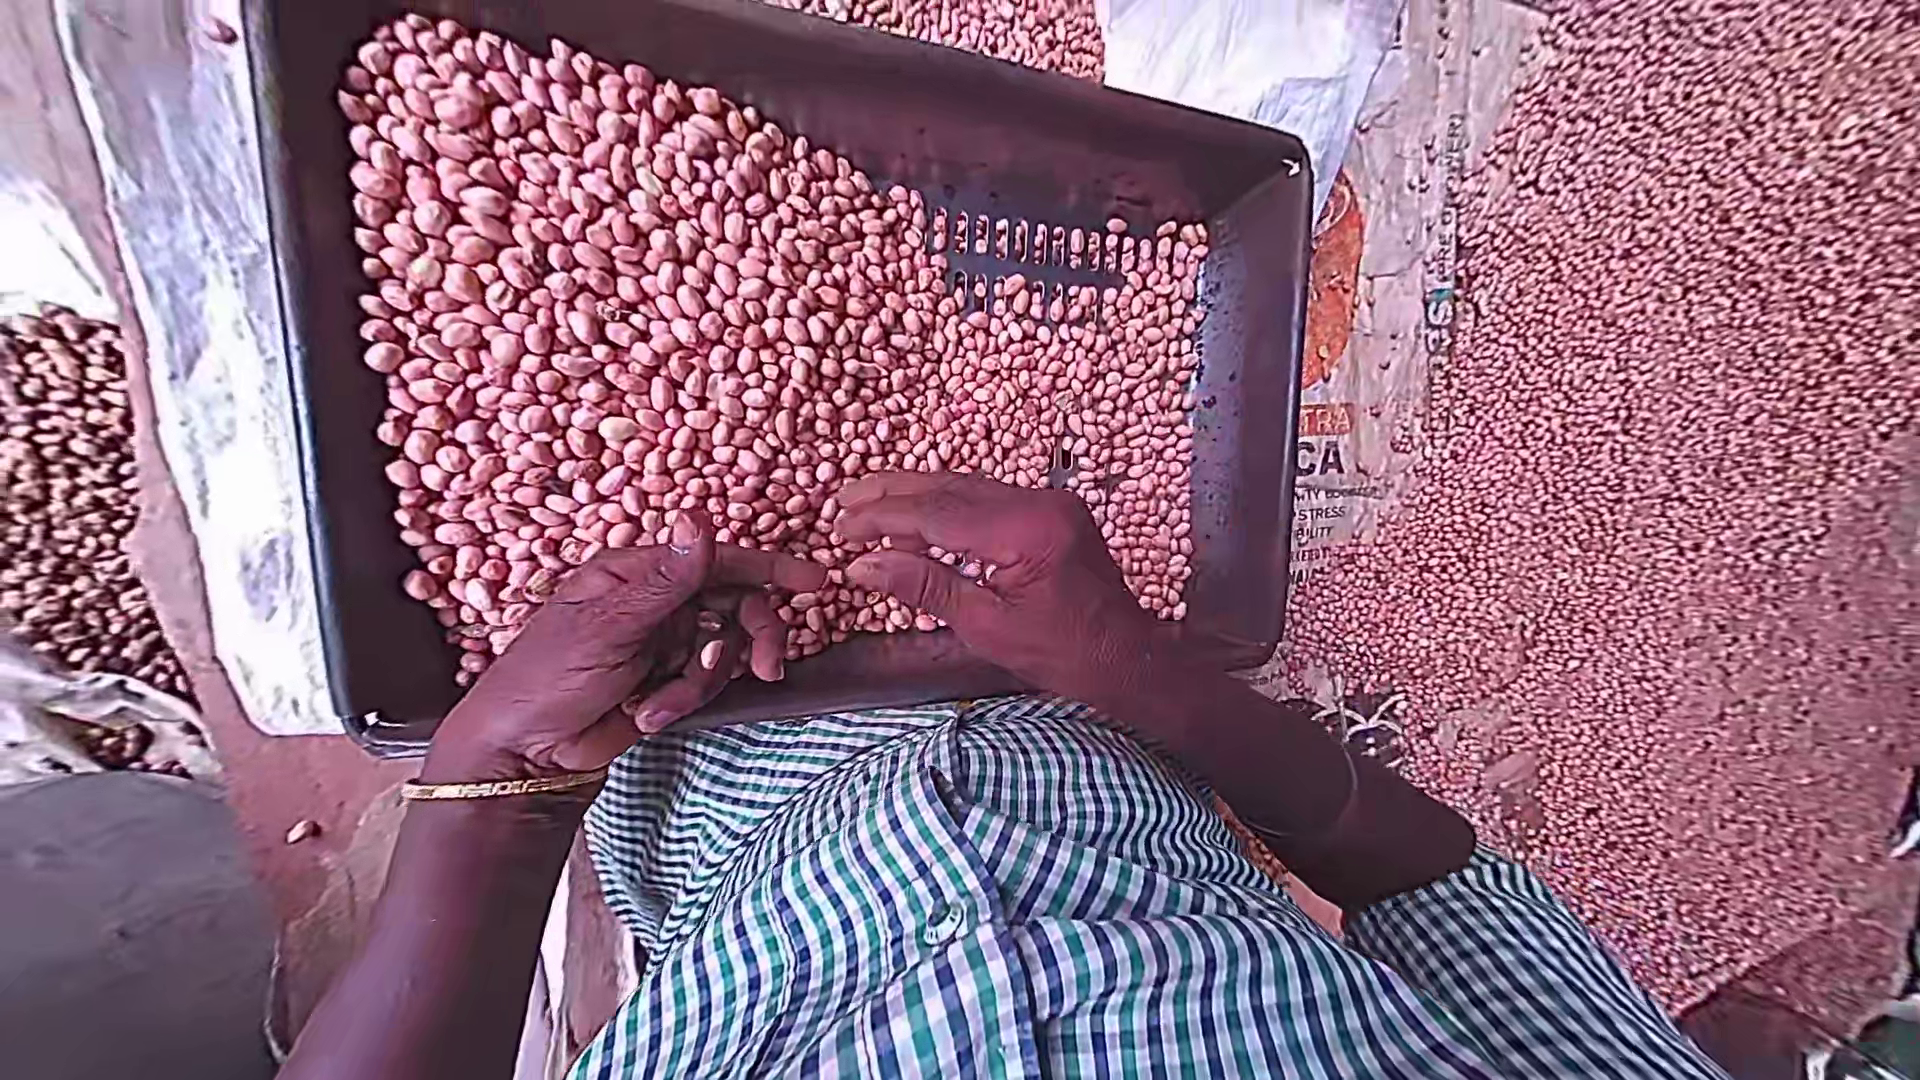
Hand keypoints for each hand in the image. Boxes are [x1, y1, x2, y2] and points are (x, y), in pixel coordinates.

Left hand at [421, 513, 826, 782]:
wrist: (524, 754)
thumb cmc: (546, 679)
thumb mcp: (608, 627)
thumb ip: (666, 580)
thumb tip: (698, 520)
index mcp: (640, 573)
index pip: (718, 559)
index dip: (770, 567)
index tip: (814, 580)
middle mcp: (663, 599)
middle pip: (737, 605)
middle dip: (754, 637)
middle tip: (768, 666)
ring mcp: (670, 637)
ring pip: (727, 647)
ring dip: (703, 680)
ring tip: (662, 703)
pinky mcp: (673, 674)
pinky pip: (709, 679)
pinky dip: (686, 697)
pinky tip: (648, 712)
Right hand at [839, 472, 1159, 703]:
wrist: (1125, 655)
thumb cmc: (1061, 654)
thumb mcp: (986, 627)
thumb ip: (924, 587)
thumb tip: (862, 566)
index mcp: (1028, 530)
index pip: (939, 512)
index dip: (884, 517)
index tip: (843, 526)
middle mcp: (1040, 501)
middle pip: (950, 486)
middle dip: (892, 494)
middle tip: (845, 501)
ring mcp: (1048, 500)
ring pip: (966, 487)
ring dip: (915, 497)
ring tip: (867, 506)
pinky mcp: (1049, 508)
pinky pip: (986, 499)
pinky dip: (946, 508)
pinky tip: (916, 518)